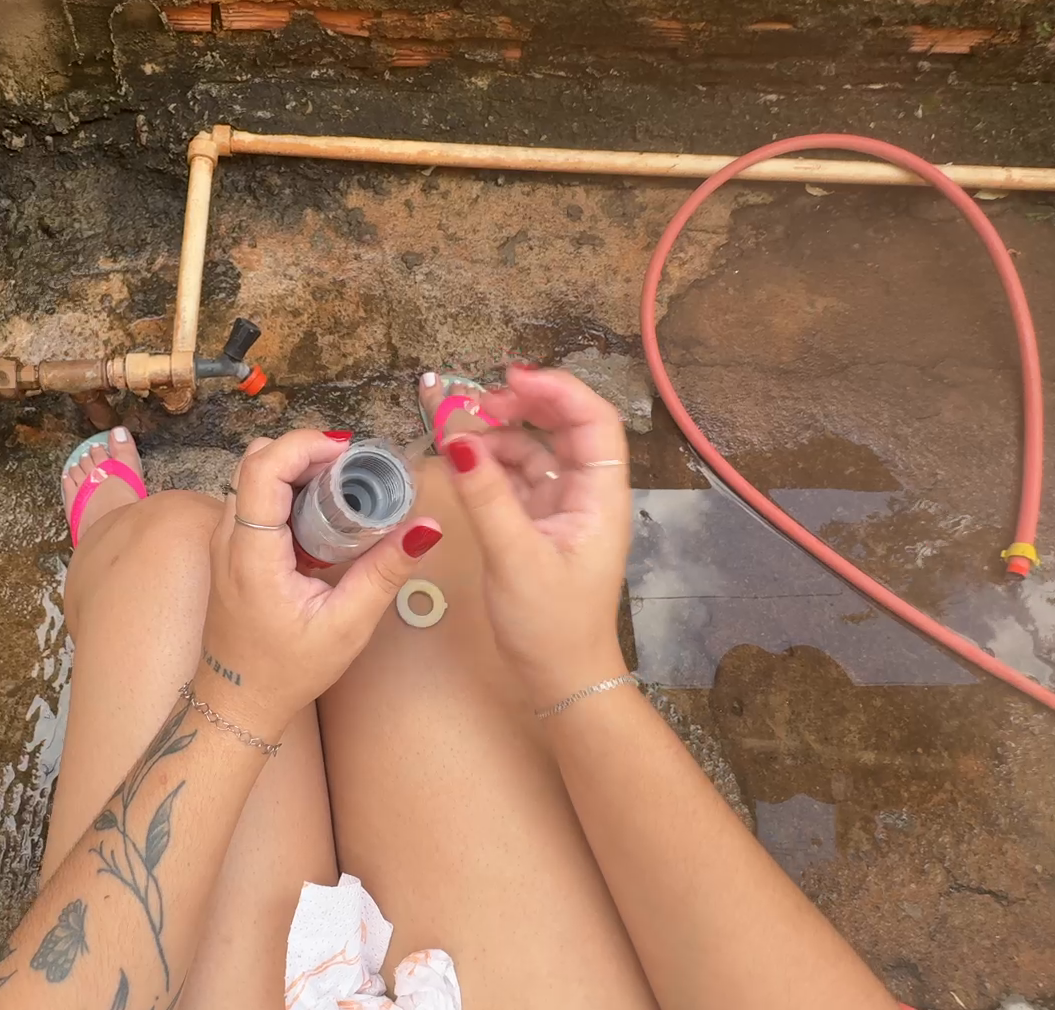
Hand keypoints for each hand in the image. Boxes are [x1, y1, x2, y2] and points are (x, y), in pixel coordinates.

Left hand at [200, 430, 442, 736]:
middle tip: (351, 470)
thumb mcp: (347, 625)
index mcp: (252, 555)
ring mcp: (223, 541)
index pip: (262, 470)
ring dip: (296, 470)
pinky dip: (287, 490)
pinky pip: (253, 498)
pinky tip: (320, 516)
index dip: (303, 445)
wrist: (237, 699)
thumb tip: (426, 527)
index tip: (347, 450)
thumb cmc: (288, 669)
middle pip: (256, 462)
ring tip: (340, 490)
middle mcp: (228, 538)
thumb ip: (384, 572)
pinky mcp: (229, 547)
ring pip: (253, 477)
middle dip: (305, 453)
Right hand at [444, 367, 632, 710]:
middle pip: (561, 428)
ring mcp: (558, 507)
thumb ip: (485, 496)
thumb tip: (455, 438)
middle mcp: (583, 493)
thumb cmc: (550, 623)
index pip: (592, 422)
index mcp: (598, 497)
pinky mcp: (535, 522)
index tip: (510, 378)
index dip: (558, 391)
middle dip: (521, 407)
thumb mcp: (514, 556)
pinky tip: (463, 463)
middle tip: (475, 404)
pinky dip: (488, 465)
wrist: (558, 676)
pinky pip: (513, 478)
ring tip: (458, 434)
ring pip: (532, 450)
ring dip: (498, 435)